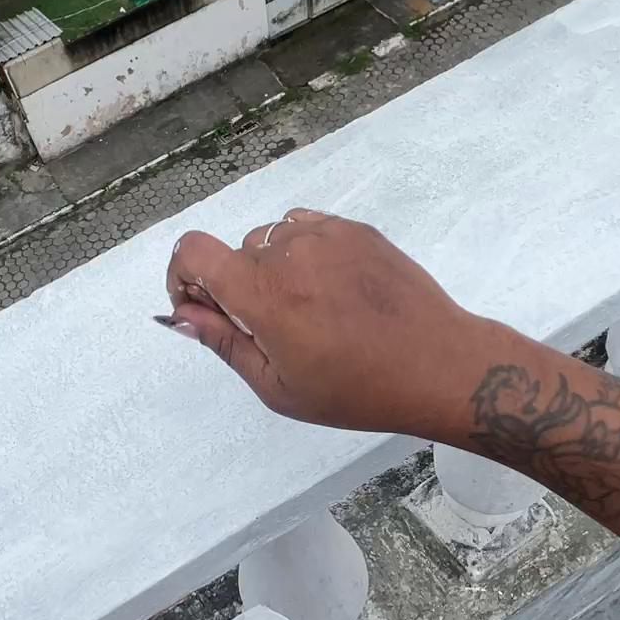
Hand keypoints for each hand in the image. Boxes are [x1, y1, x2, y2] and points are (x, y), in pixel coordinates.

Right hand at [161, 209, 508, 436]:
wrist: (436, 365)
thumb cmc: (357, 390)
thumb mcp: (278, 387)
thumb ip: (224, 343)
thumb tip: (184, 315)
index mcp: (264, 293)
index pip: (192, 251)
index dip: (182, 278)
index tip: (202, 310)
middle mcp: (290, 251)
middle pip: (234, 253)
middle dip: (235, 288)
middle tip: (272, 331)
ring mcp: (327, 234)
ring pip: (271, 240)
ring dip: (272, 270)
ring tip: (309, 313)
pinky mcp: (357, 229)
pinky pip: (306, 229)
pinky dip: (302, 254)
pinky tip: (330, 291)